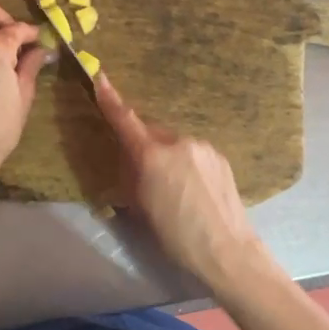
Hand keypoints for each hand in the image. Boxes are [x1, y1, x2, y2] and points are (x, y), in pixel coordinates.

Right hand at [94, 74, 263, 281]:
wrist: (228, 251)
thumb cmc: (176, 237)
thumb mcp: (142, 209)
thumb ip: (132, 177)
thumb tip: (131, 163)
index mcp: (153, 156)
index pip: (126, 121)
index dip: (110, 100)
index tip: (100, 78)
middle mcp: (178, 142)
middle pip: (151, 135)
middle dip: (142, 149)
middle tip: (141, 179)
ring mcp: (203, 148)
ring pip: (173, 145)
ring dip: (166, 158)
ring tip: (171, 190)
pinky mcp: (219, 158)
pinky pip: (192, 154)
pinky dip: (185, 165)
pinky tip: (192, 191)